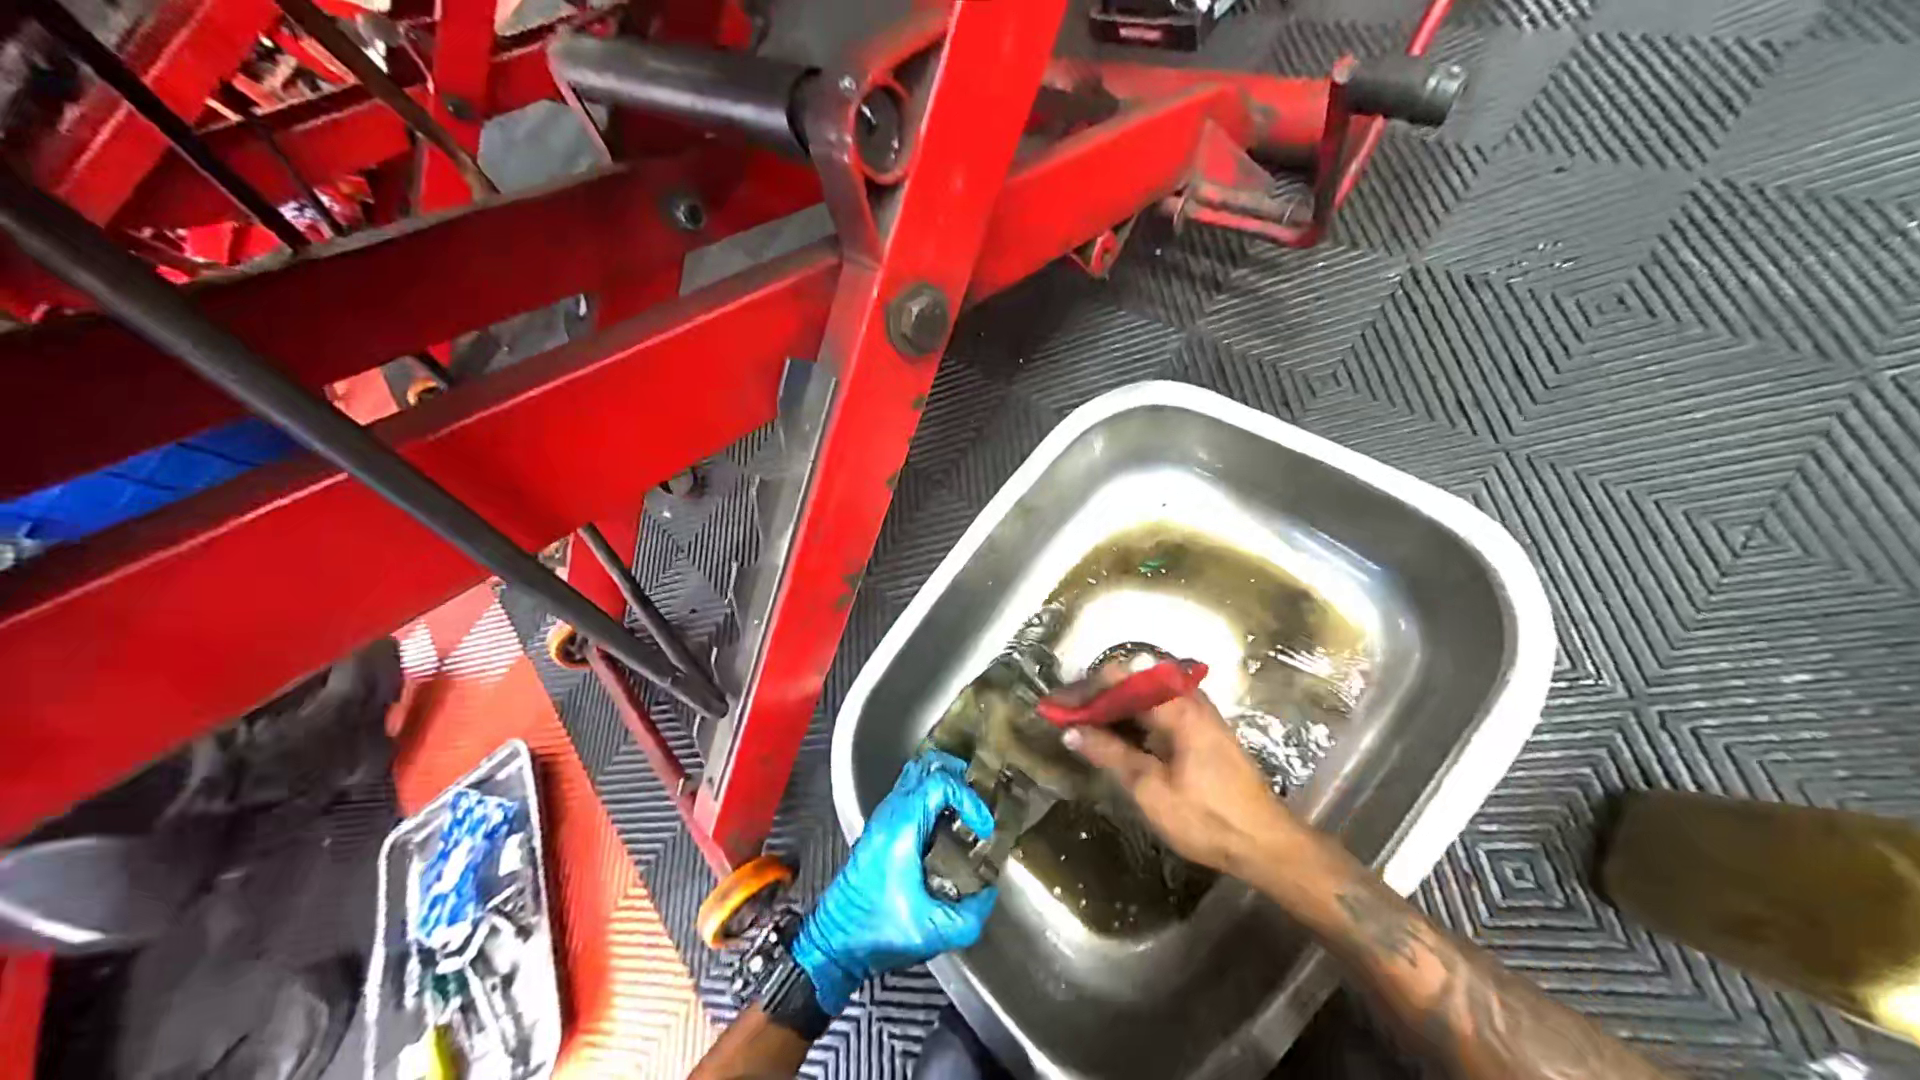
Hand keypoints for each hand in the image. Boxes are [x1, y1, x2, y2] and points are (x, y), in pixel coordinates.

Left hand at [791, 750, 997, 1012]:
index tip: (982, 827)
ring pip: (917, 777)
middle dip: (960, 777)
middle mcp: (890, 815)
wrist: (835, 946)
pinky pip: (912, 796)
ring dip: (947, 786)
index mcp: (901, 828)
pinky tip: (949, 828)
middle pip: (926, 766)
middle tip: (980, 801)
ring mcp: (884, 820)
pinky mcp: (883, 831)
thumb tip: (989, 891)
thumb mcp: (935, 931)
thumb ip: (972, 913)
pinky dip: (934, 800)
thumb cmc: (874, 934)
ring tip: (969, 812)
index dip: (969, 799)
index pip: (940, 782)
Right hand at [1063, 686, 1306, 875]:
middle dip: (1093, 697)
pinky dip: (1129, 720)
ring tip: (1078, 725)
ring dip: (1110, 709)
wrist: (1266, 844)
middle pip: (1131, 683)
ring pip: (1142, 697)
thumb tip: (1071, 731)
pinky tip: (1110, 736)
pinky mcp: (1198, 731)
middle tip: (1062, 716)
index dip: (1084, 691)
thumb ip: (1109, 753)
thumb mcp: (1150, 788)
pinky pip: (1155, 712)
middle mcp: (1188, 700)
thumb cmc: (1207, 818)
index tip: (1056, 707)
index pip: (1120, 678)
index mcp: (1178, 707)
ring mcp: (1196, 714)